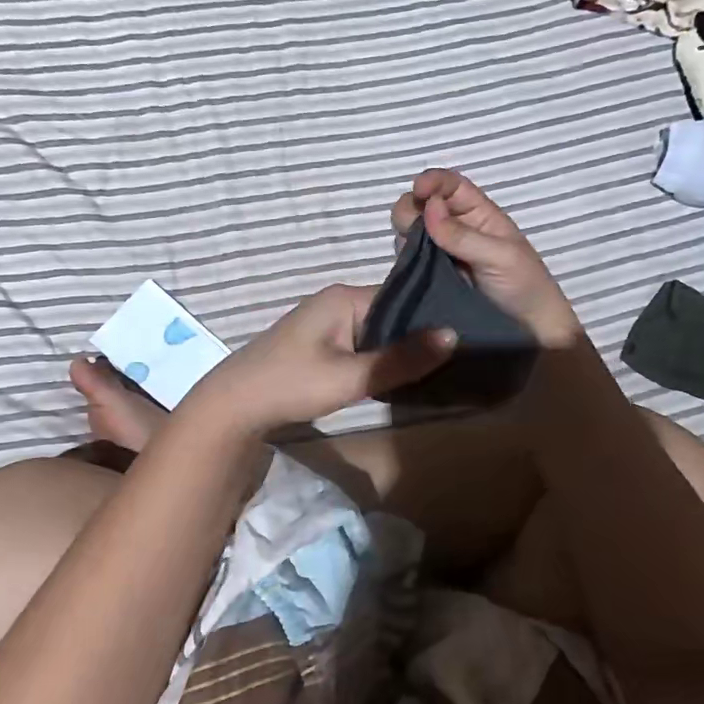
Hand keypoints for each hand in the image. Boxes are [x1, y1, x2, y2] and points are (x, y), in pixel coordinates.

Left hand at [182, 285, 455, 435]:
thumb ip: (400, 359)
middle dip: (417, 338)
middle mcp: (336, 303)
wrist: (234, 406)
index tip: (468, 339)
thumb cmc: (291, 384)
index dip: (432, 318)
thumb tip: (454, 335)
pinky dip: (377, 361)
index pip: (403, 298)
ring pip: (376, 334)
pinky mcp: (319, 346)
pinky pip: (360, 347)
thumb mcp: (351, 376)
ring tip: (440, 370)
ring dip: (398, 352)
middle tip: (460, 360)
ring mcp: (325, 325)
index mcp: (344, 297)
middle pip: (390, 316)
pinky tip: (399, 378)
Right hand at [391, 168, 581, 347]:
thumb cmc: (524, 287)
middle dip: (410, 208)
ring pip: (409, 231)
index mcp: (479, 215)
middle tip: (412, 228)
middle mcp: (455, 230)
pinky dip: (402, 258)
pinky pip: (407, 260)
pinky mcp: (427, 278)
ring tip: (412, 253)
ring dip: (405, 234)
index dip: (433, 180)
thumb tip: (428, 207)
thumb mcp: (501, 257)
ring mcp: (439, 255)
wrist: (529, 334)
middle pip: (421, 204)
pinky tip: (407, 267)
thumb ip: (463, 235)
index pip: (451, 185)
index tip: (418, 189)